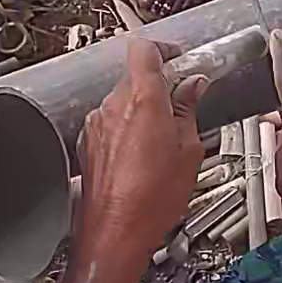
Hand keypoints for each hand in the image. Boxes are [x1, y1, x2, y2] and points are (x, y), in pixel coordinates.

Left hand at [75, 38, 207, 274]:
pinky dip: (129, 129)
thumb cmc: (150, 200)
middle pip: (136, 76)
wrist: (115, 233)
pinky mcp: (89, 142)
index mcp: (142, 99)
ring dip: (144, 110)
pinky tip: (145, 155)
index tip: (180, 60)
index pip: (144, 48)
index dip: (165, 49)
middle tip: (183, 101)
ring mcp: (97, 124)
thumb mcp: (189, 151)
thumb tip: (192, 87)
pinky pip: (112, 122)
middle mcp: (113, 106)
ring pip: (123, 101)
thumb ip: (188, 110)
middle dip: (160, 86)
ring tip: (165, 138)